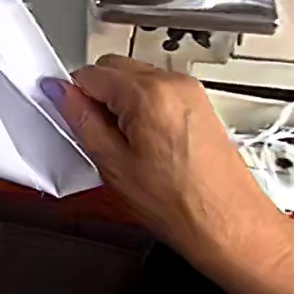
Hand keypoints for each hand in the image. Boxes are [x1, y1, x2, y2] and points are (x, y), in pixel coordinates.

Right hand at [47, 56, 293, 274]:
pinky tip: (146, 144)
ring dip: (121, 101)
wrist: (230, 226)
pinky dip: (143, 107)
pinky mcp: (200, 103)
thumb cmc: (183, 205)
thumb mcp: (114, 165)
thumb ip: (82, 121)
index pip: (91, 73)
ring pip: (136, 77)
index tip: (71, 115)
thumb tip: (63, 95)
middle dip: (97, 94)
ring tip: (126, 145)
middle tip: (97, 134)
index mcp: (149, 94)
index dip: (74, 96)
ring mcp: (190, 91)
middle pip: (114, 67)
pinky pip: (158, 90)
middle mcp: (173, 82)